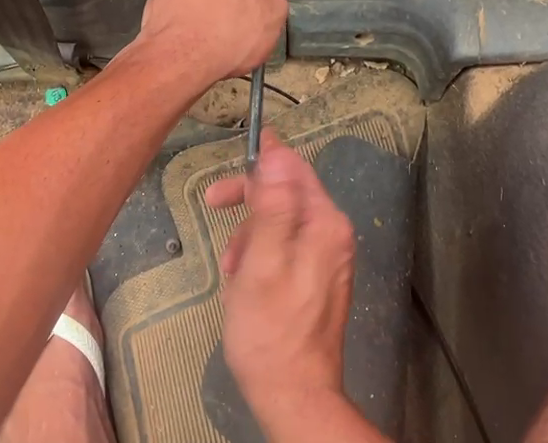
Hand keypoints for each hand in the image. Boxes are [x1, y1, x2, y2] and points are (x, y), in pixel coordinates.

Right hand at [205, 131, 359, 436]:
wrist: (294, 394)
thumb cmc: (271, 329)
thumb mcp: (262, 260)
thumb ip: (271, 204)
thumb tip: (275, 151)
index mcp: (325, 223)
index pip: (293, 169)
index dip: (261, 159)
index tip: (233, 155)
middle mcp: (333, 234)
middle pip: (287, 193)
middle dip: (249, 203)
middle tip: (214, 207)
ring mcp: (328, 257)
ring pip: (281, 223)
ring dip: (250, 236)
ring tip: (232, 269)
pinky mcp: (317, 278)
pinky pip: (284, 248)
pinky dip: (259, 257)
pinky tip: (244, 283)